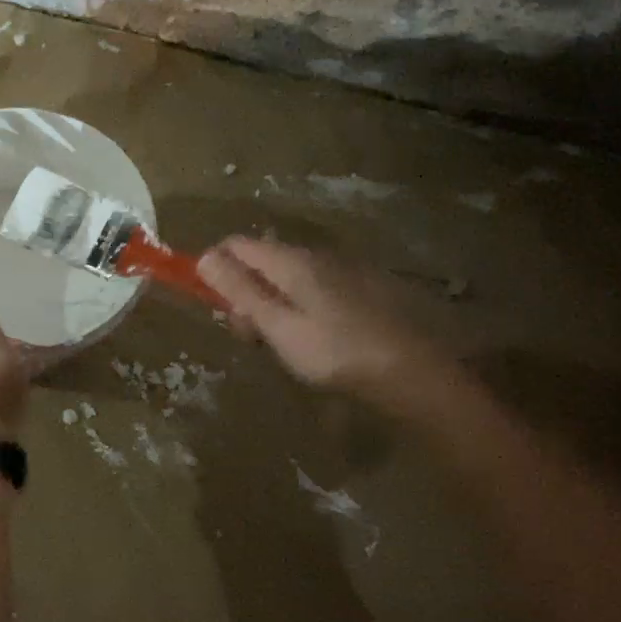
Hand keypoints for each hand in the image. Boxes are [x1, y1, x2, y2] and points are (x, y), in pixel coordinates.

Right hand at [198, 235, 449, 396]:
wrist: (416, 376)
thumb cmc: (336, 352)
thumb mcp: (276, 325)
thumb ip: (239, 290)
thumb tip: (203, 256)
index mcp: (291, 261)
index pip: (235, 245)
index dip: (216, 269)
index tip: (218, 307)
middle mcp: (315, 257)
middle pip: (260, 262)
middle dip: (244, 293)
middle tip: (250, 336)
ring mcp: (342, 273)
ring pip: (286, 278)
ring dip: (270, 305)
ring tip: (280, 344)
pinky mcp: (362, 292)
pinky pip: (313, 290)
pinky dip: (298, 308)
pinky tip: (312, 340)